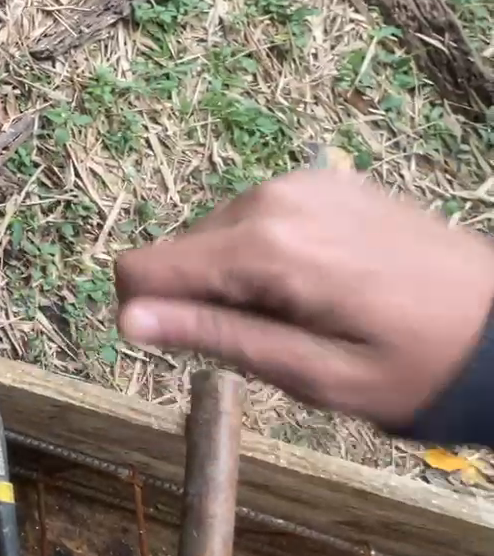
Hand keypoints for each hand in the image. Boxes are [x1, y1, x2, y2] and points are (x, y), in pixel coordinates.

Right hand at [115, 169, 493, 426]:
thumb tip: (126, 320)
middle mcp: (267, 199)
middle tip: (281, 330)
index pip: (142, 267)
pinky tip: (321, 277)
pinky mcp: (316, 181)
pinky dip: (261, 252)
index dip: (147, 311)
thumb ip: (216, 336)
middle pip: (176, 252)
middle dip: (204, 294)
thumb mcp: (320, 374)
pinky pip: (246, 220)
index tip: (197, 341)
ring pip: (208, 237)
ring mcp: (295, 184)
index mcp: (265, 246)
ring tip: (308, 305)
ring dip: (233, 275)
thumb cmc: (428, 370)